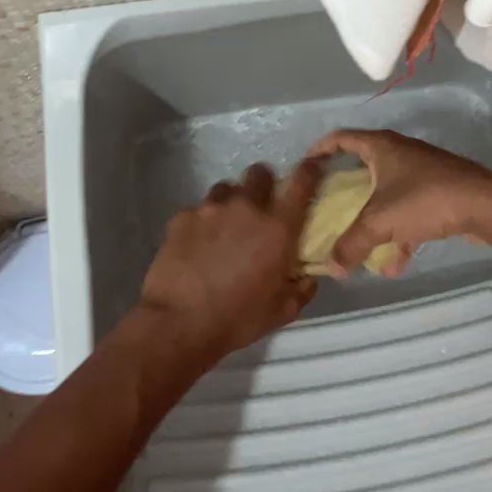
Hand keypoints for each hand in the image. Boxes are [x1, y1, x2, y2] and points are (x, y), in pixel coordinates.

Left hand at [138, 161, 321, 360]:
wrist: (179, 323)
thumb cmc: (238, 319)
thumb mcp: (282, 311)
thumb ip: (302, 288)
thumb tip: (307, 276)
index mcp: (278, 228)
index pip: (302, 183)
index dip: (310, 170)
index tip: (312, 167)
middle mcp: (247, 208)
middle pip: (259, 173)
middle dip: (263, 184)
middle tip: (259, 207)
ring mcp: (211, 209)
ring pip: (226, 188)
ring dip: (231, 202)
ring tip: (224, 226)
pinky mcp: (182, 217)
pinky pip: (197, 209)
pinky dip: (202, 222)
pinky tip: (196, 245)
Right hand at [307, 129, 491, 275]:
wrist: (485, 206)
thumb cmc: (426, 200)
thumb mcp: (381, 222)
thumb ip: (351, 244)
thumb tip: (332, 266)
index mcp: (381, 147)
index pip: (342, 138)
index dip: (321, 148)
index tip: (305, 165)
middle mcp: (399, 154)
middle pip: (362, 168)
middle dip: (344, 191)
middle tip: (326, 207)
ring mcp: (420, 173)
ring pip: (386, 194)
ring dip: (372, 219)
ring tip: (357, 243)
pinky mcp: (437, 194)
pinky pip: (408, 213)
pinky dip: (399, 235)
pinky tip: (394, 264)